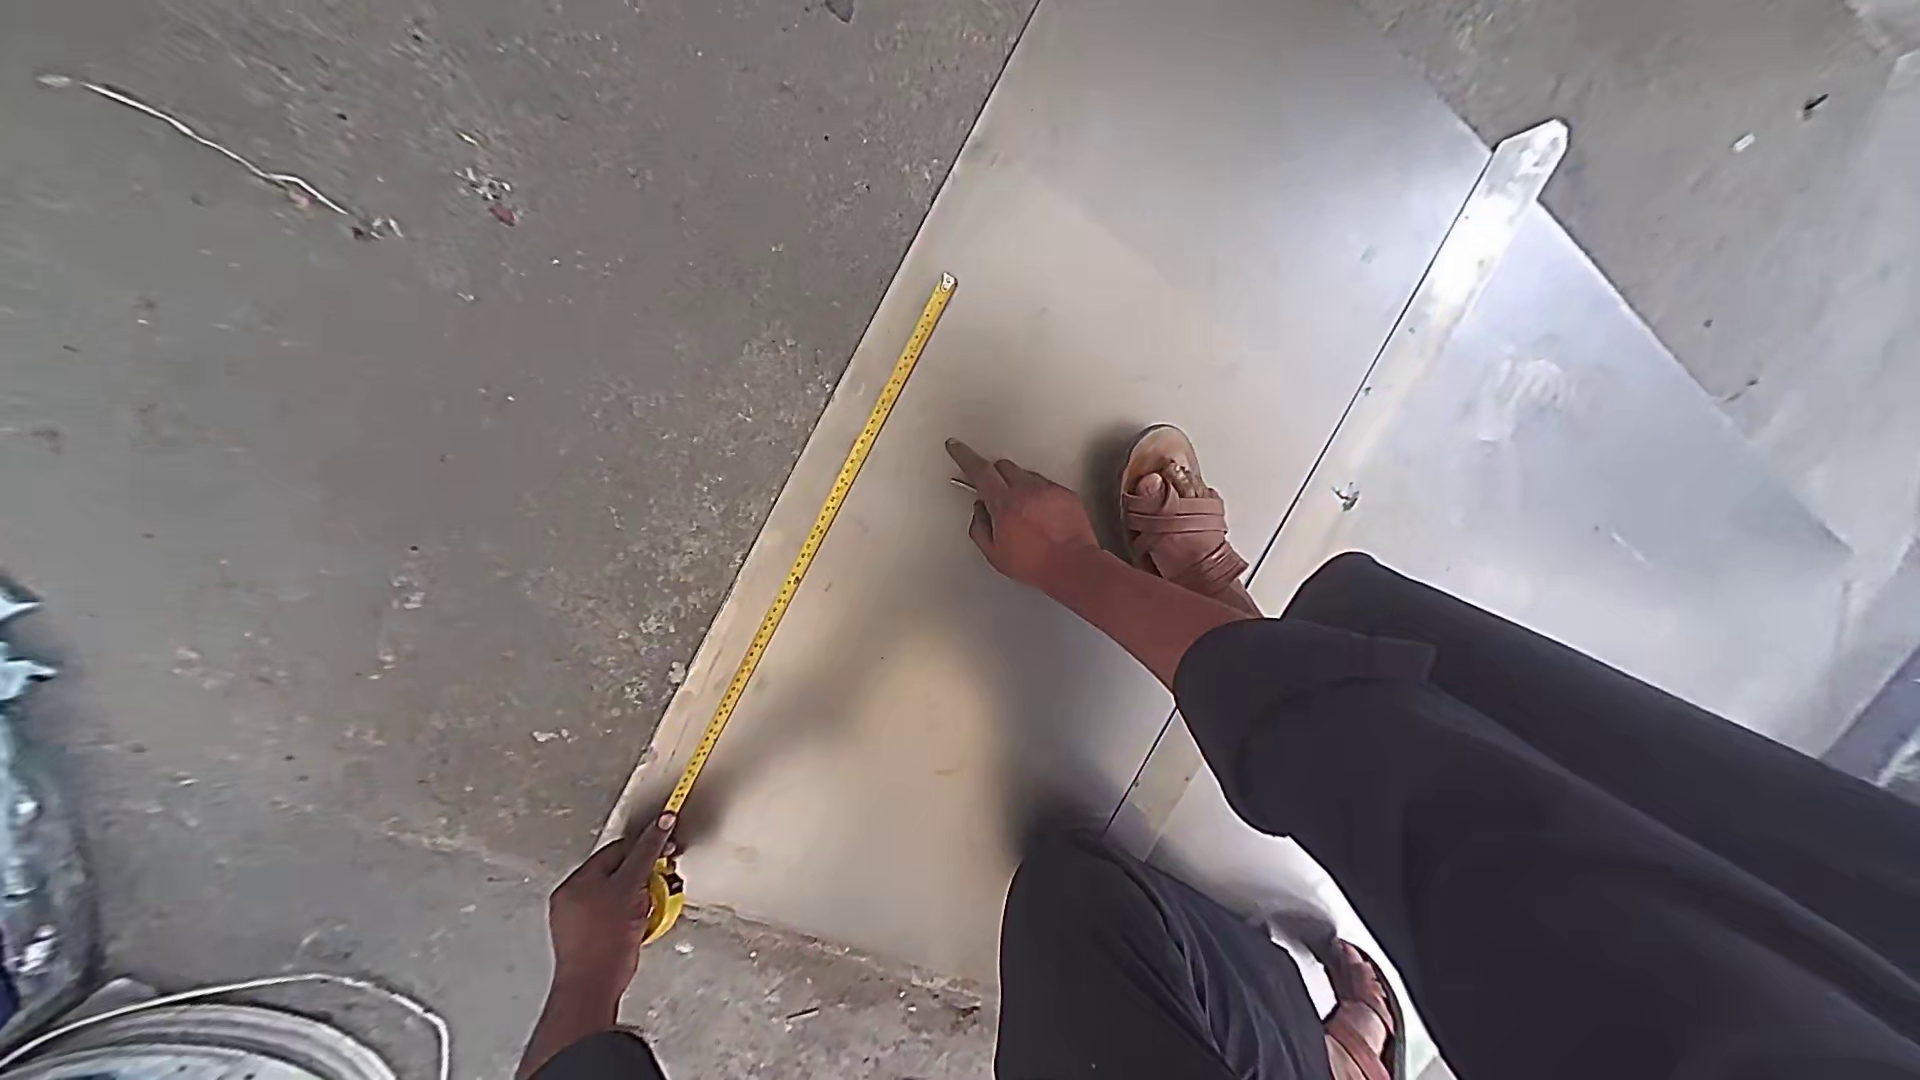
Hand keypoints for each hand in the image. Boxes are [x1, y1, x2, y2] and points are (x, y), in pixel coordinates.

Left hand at [546, 811, 676, 997]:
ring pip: (622, 891)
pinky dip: (636, 911)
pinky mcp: (594, 936)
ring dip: (644, 893)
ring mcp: (582, 919)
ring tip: (653, 903)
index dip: (645, 846)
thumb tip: (661, 823)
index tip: (667, 847)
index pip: (618, 849)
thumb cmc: (604, 939)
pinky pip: (620, 911)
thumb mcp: (631, 886)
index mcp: (577, 882)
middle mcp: (574, 898)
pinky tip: (644, 918)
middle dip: (646, 873)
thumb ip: (648, 852)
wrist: (593, 988)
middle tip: (663, 877)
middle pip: (620, 869)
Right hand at [946, 439, 1102, 593]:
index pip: (979, 470)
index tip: (956, 447)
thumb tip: (979, 511)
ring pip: (1024, 474)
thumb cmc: (1037, 564)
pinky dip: (1037, 494)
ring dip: (1017, 486)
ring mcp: (1048, 490)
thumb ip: (979, 527)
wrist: (1074, 566)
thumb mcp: (994, 554)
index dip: (964, 456)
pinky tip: (1040, 515)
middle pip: (1002, 466)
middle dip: (993, 476)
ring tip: (1023, 514)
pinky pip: (1044, 484)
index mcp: (1005, 504)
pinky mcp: (1065, 493)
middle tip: (994, 495)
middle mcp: (1027, 490)